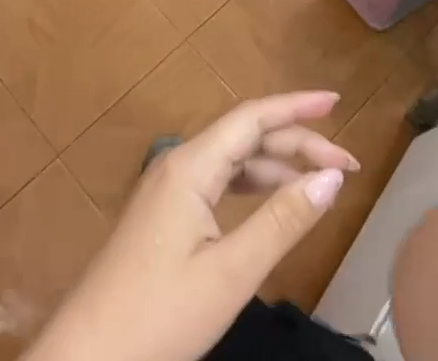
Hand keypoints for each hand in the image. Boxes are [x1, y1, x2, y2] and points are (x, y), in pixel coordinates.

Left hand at [26, 91, 359, 360]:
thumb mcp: (231, 271)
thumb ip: (282, 220)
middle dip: (296, 143)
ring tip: (323, 182)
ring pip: (231, 162)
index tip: (337, 101)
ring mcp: (167, 192)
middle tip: (348, 166)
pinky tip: (275, 202)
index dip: (295, 106)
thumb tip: (331, 177)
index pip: (251, 118)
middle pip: (244, 137)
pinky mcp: (164, 216)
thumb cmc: (160, 313)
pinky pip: (217, 184)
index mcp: (189, 167)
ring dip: (277, 166)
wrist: (89, 355)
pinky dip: (253, 187)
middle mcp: (177, 166)